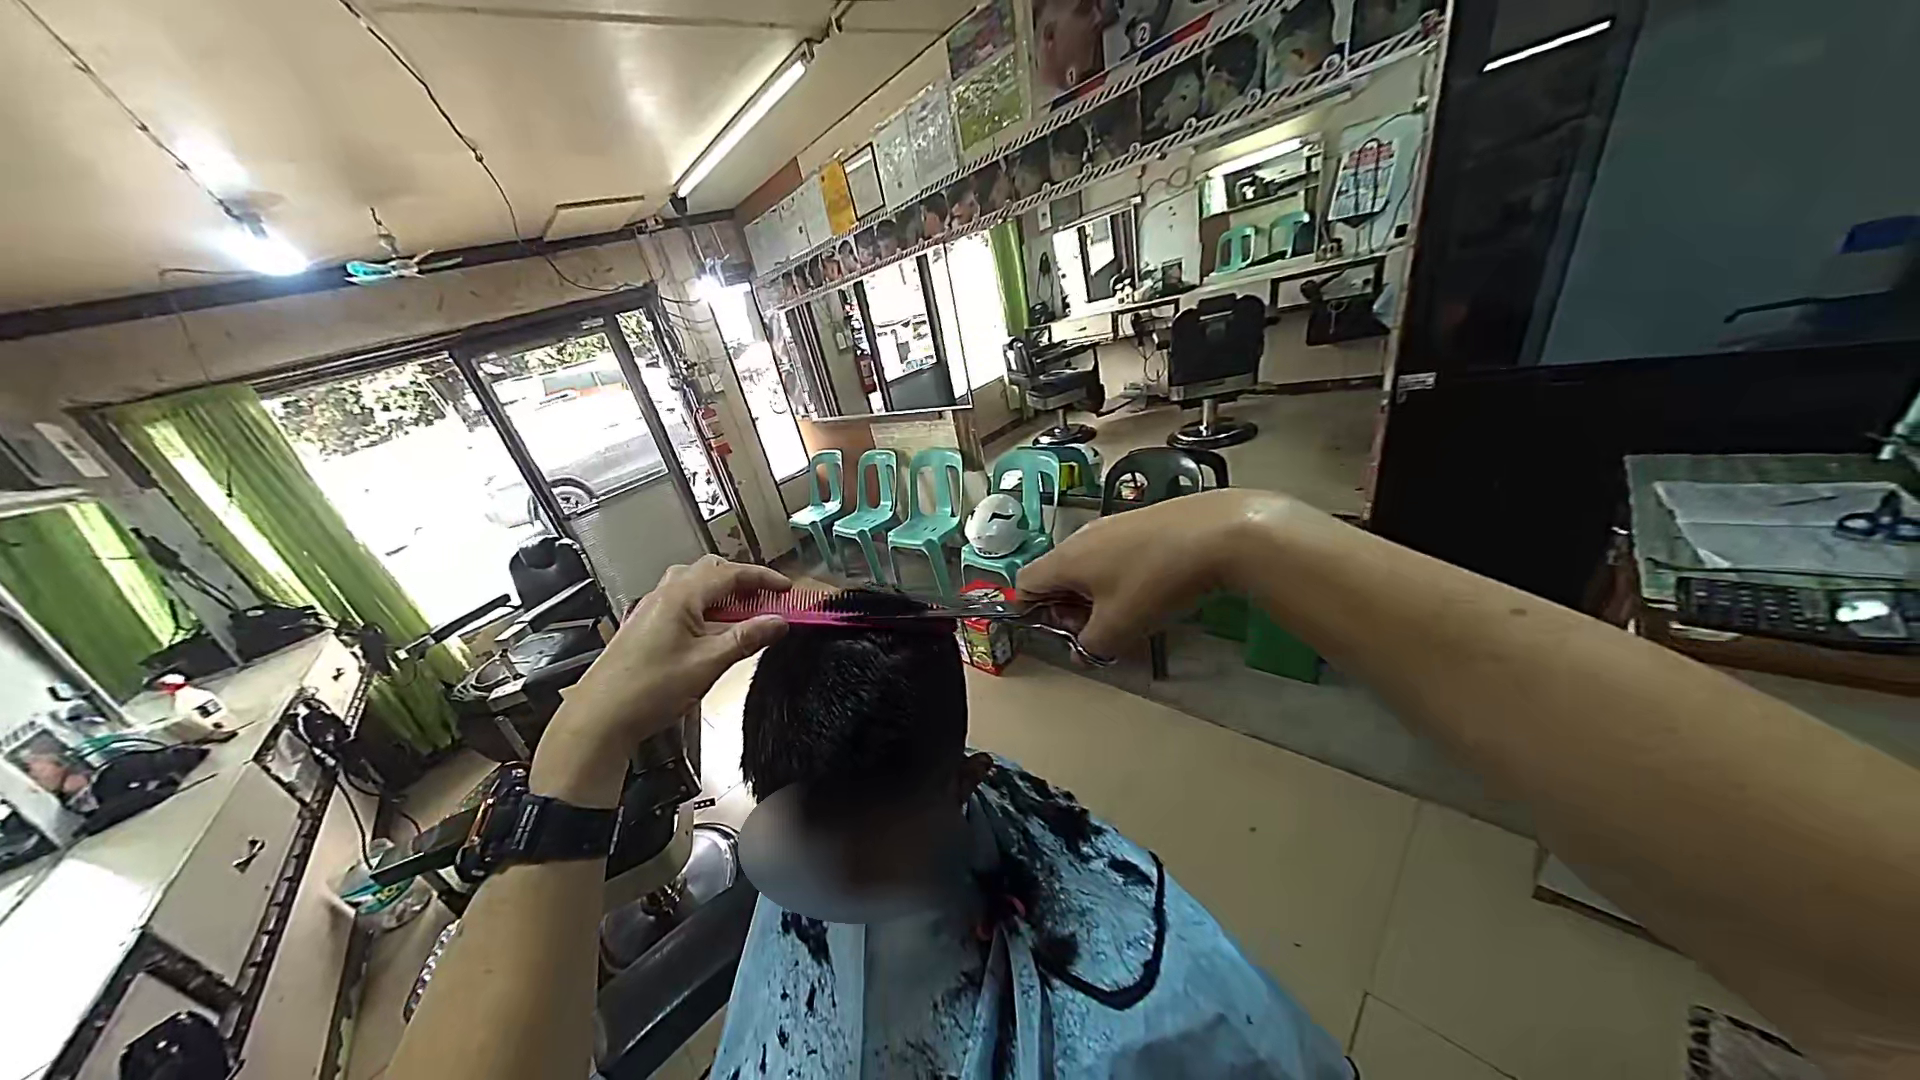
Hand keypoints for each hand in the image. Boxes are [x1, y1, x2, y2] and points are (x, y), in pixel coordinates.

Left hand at [531, 555, 789, 803]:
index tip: (785, 588)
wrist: (599, 720)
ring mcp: (651, 611)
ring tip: (746, 616)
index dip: (763, 578)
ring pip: (695, 588)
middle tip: (768, 600)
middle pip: (711, 572)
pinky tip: (717, 634)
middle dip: (744, 581)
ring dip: (725, 595)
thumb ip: (747, 638)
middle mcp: (663, 596)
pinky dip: (708, 610)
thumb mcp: (709, 663)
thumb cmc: (647, 691)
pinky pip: (683, 605)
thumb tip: (777, 622)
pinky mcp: (646, 628)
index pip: (731, 573)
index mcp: (680, 596)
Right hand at [1016, 489, 1283, 658]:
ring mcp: (1113, 524)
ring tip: (1126, 613)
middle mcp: (1082, 536)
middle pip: (1056, 574)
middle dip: (1067, 607)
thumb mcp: (1119, 627)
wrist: (1221, 533)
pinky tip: (1152, 589)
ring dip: (1095, 593)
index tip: (1058, 632)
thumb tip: (1085, 648)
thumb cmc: (1157, 582)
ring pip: (1088, 564)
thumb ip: (1091, 644)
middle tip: (1095, 630)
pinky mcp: (1142, 521)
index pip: (1023, 583)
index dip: (1029, 611)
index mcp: (1065, 559)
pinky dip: (1120, 576)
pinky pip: (1115, 553)